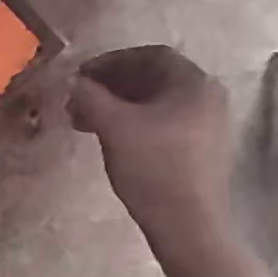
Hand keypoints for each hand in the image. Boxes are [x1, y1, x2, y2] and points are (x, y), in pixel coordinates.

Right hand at [65, 46, 232, 239]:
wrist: (187, 222)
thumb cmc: (152, 167)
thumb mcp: (113, 126)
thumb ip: (90, 97)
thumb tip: (72, 81)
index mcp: (192, 83)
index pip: (148, 55)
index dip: (110, 61)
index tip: (79, 75)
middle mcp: (205, 95)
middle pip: (151, 78)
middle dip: (109, 85)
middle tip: (77, 99)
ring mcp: (205, 122)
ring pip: (153, 102)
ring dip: (116, 105)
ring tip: (84, 121)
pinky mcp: (198, 147)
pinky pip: (159, 121)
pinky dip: (130, 122)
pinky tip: (108, 137)